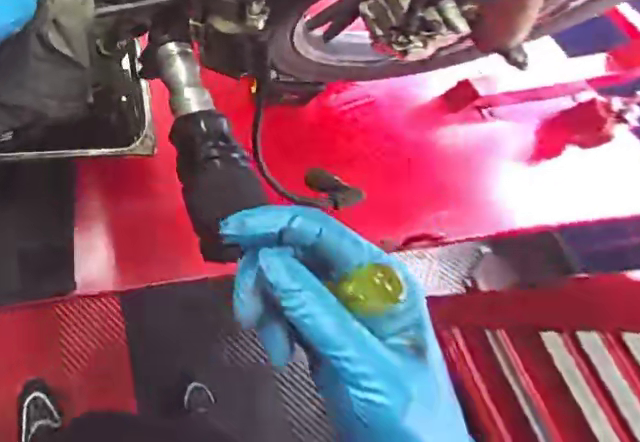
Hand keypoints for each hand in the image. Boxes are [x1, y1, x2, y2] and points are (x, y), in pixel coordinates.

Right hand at [223, 207, 470, 441]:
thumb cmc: (410, 417)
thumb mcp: (367, 365)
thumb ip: (319, 312)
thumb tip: (267, 257)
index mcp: (377, 272)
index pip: (318, 228)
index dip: (272, 222)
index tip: (229, 232)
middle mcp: (356, 277)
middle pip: (293, 248)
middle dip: (263, 274)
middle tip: (245, 315)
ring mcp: (339, 303)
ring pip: (283, 276)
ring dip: (266, 305)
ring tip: (275, 351)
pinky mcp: (322, 330)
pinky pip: (283, 307)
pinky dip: (272, 324)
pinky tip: (281, 356)